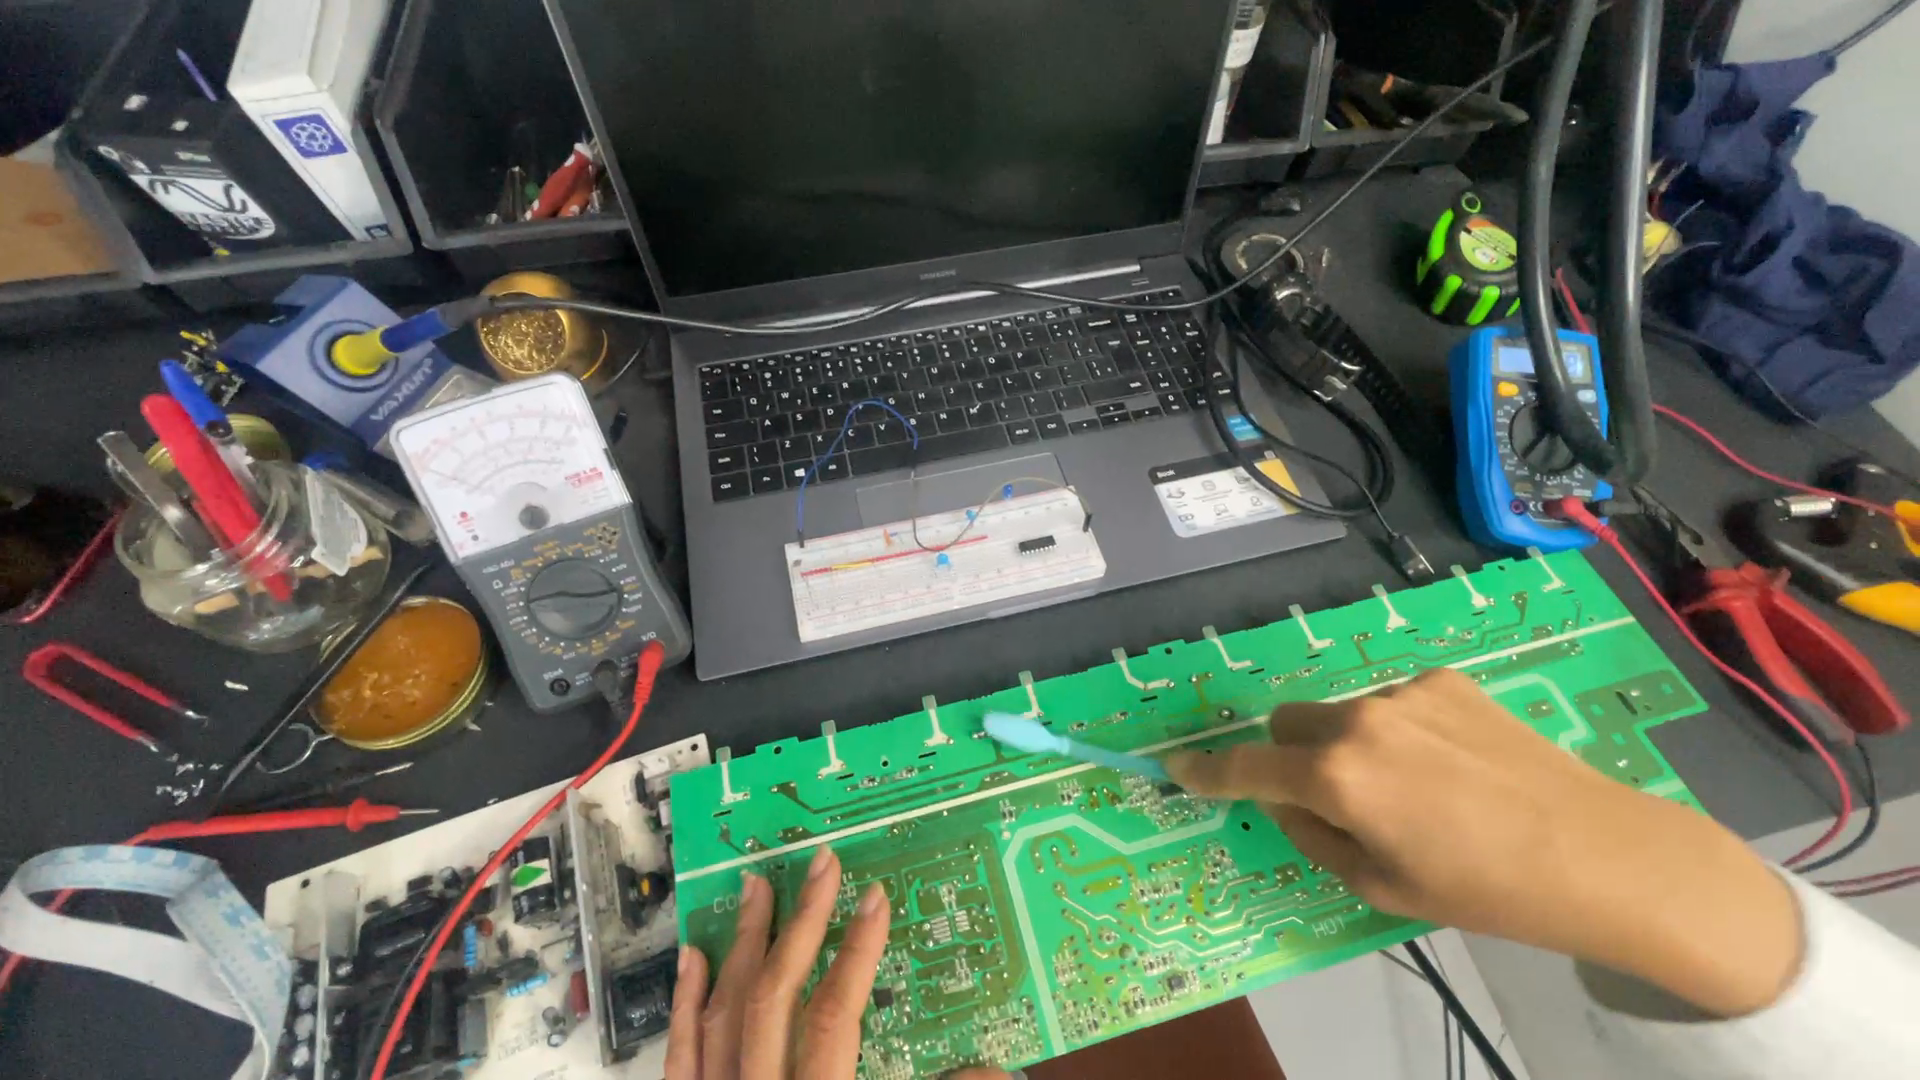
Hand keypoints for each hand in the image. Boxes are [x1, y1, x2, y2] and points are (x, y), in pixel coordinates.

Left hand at [665, 845, 1012, 1079]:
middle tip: (820, 865)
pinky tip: (694, 958)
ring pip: (721, 1016)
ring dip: (740, 946)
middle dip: (800, 924)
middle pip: (773, 999)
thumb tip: (994, 1068)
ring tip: (755, 888)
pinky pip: (678, 1061)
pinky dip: (685, 1005)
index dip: (856, 953)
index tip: (875, 897)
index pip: (833, 1018)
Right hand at [1165, 669, 1801, 1016]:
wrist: (1602, 855)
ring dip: (1347, 742)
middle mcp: (1357, 720)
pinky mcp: (1443, 678)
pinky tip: (1451, 762)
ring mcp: (1401, 692)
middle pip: (1286, 722)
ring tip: (1414, 785)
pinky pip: (1391, 702)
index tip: (1177, 767)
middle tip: (1335, 795)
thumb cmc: (1482, 889)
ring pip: (1339, 711)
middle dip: (1290, 754)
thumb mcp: (1377, 882)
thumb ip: (1310, 832)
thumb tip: (1283, 798)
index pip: (1245, 768)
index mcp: (1336, 777)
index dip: (1205, 771)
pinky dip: (1397, 729)